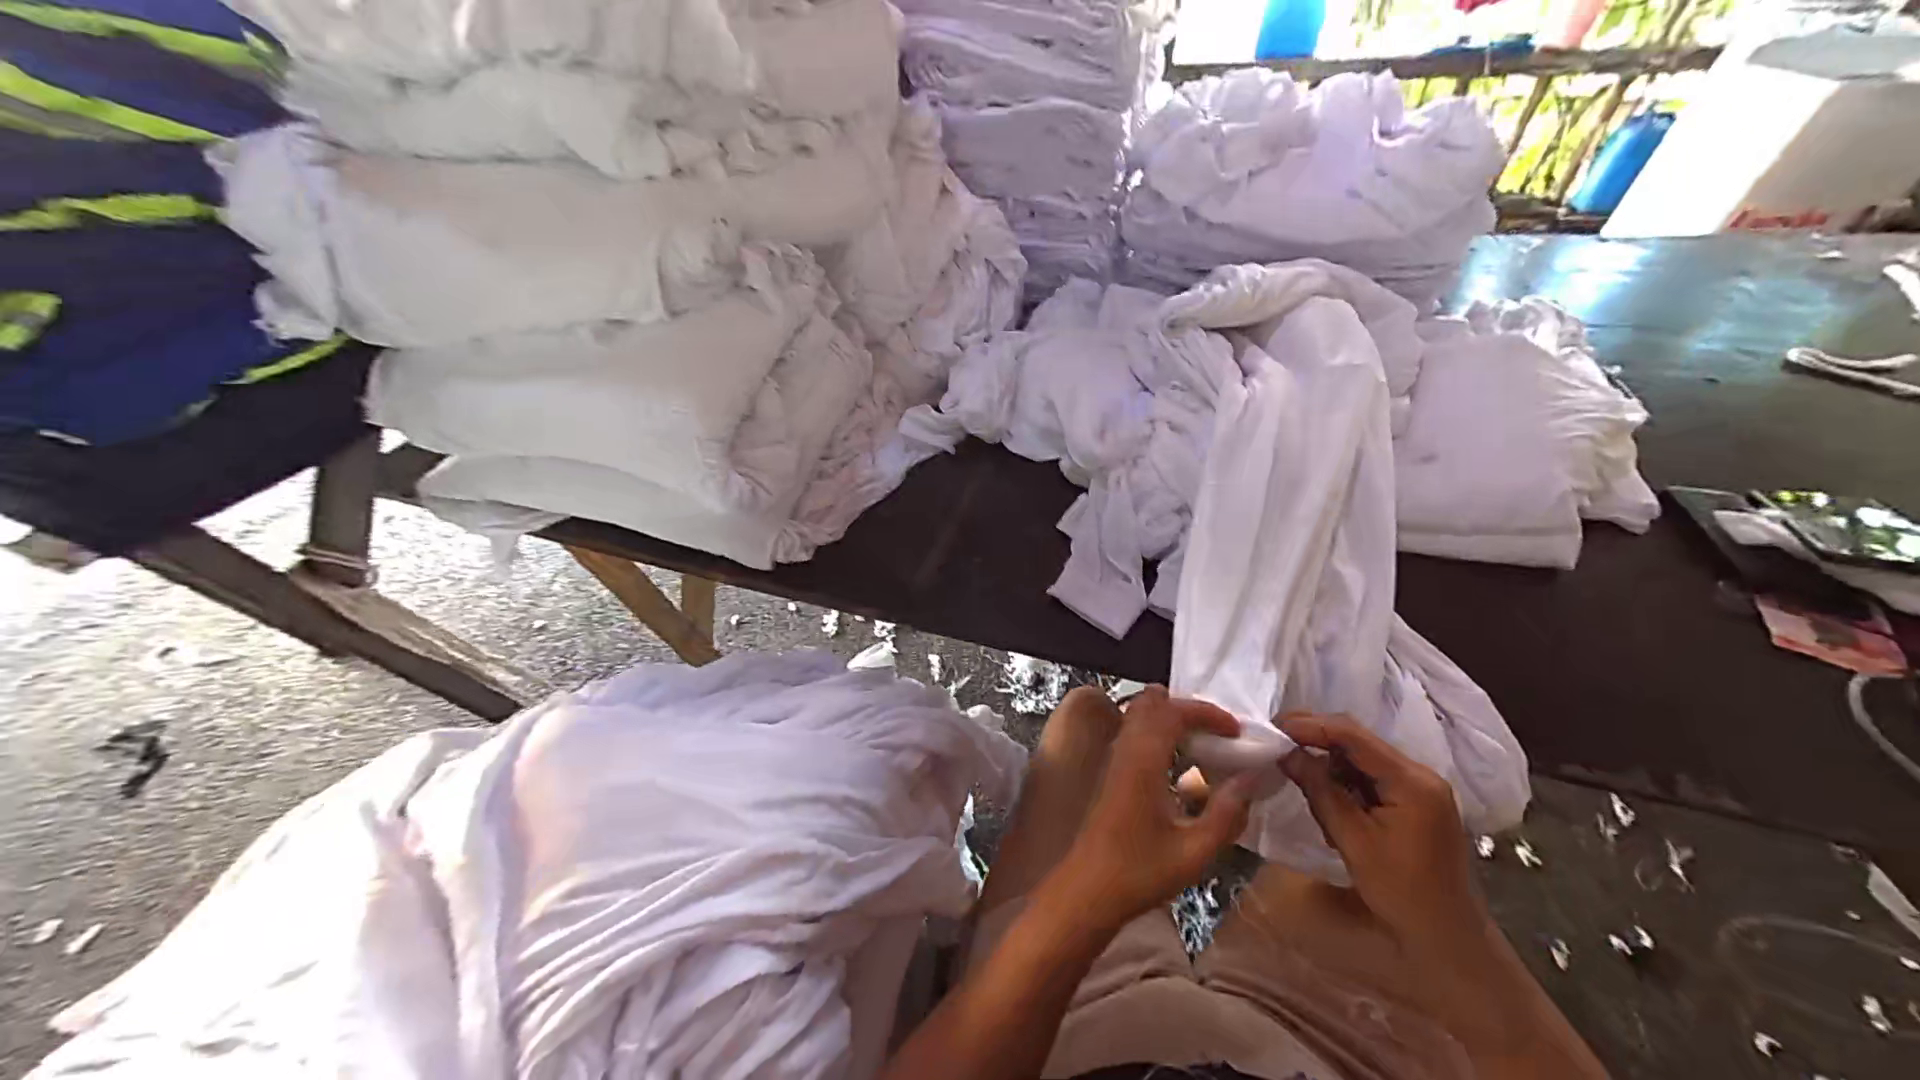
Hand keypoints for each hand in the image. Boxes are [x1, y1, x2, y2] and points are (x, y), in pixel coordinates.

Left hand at [1049, 687, 1255, 928]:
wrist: (1088, 889)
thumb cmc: (1140, 873)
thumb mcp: (1195, 852)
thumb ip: (1227, 814)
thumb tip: (1250, 779)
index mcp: (1142, 762)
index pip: (1172, 712)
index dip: (1207, 712)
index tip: (1236, 729)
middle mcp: (1124, 751)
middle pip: (1151, 704)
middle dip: (1187, 708)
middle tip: (1220, 730)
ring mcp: (1113, 760)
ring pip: (1139, 717)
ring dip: (1172, 719)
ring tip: (1207, 743)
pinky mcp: (1111, 773)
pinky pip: (1135, 735)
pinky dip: (1160, 735)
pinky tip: (1183, 764)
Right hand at [1279, 713, 1488, 952]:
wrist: (1447, 937)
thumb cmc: (1400, 892)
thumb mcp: (1351, 839)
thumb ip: (1319, 790)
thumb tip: (1286, 753)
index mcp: (1411, 781)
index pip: (1353, 735)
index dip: (1310, 726)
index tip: (1274, 728)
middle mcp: (1419, 775)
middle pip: (1357, 740)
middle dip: (1315, 739)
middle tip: (1276, 743)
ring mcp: (1418, 787)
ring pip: (1360, 757)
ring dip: (1326, 761)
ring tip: (1295, 774)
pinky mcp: (1412, 801)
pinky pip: (1369, 776)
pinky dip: (1342, 779)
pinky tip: (1324, 797)